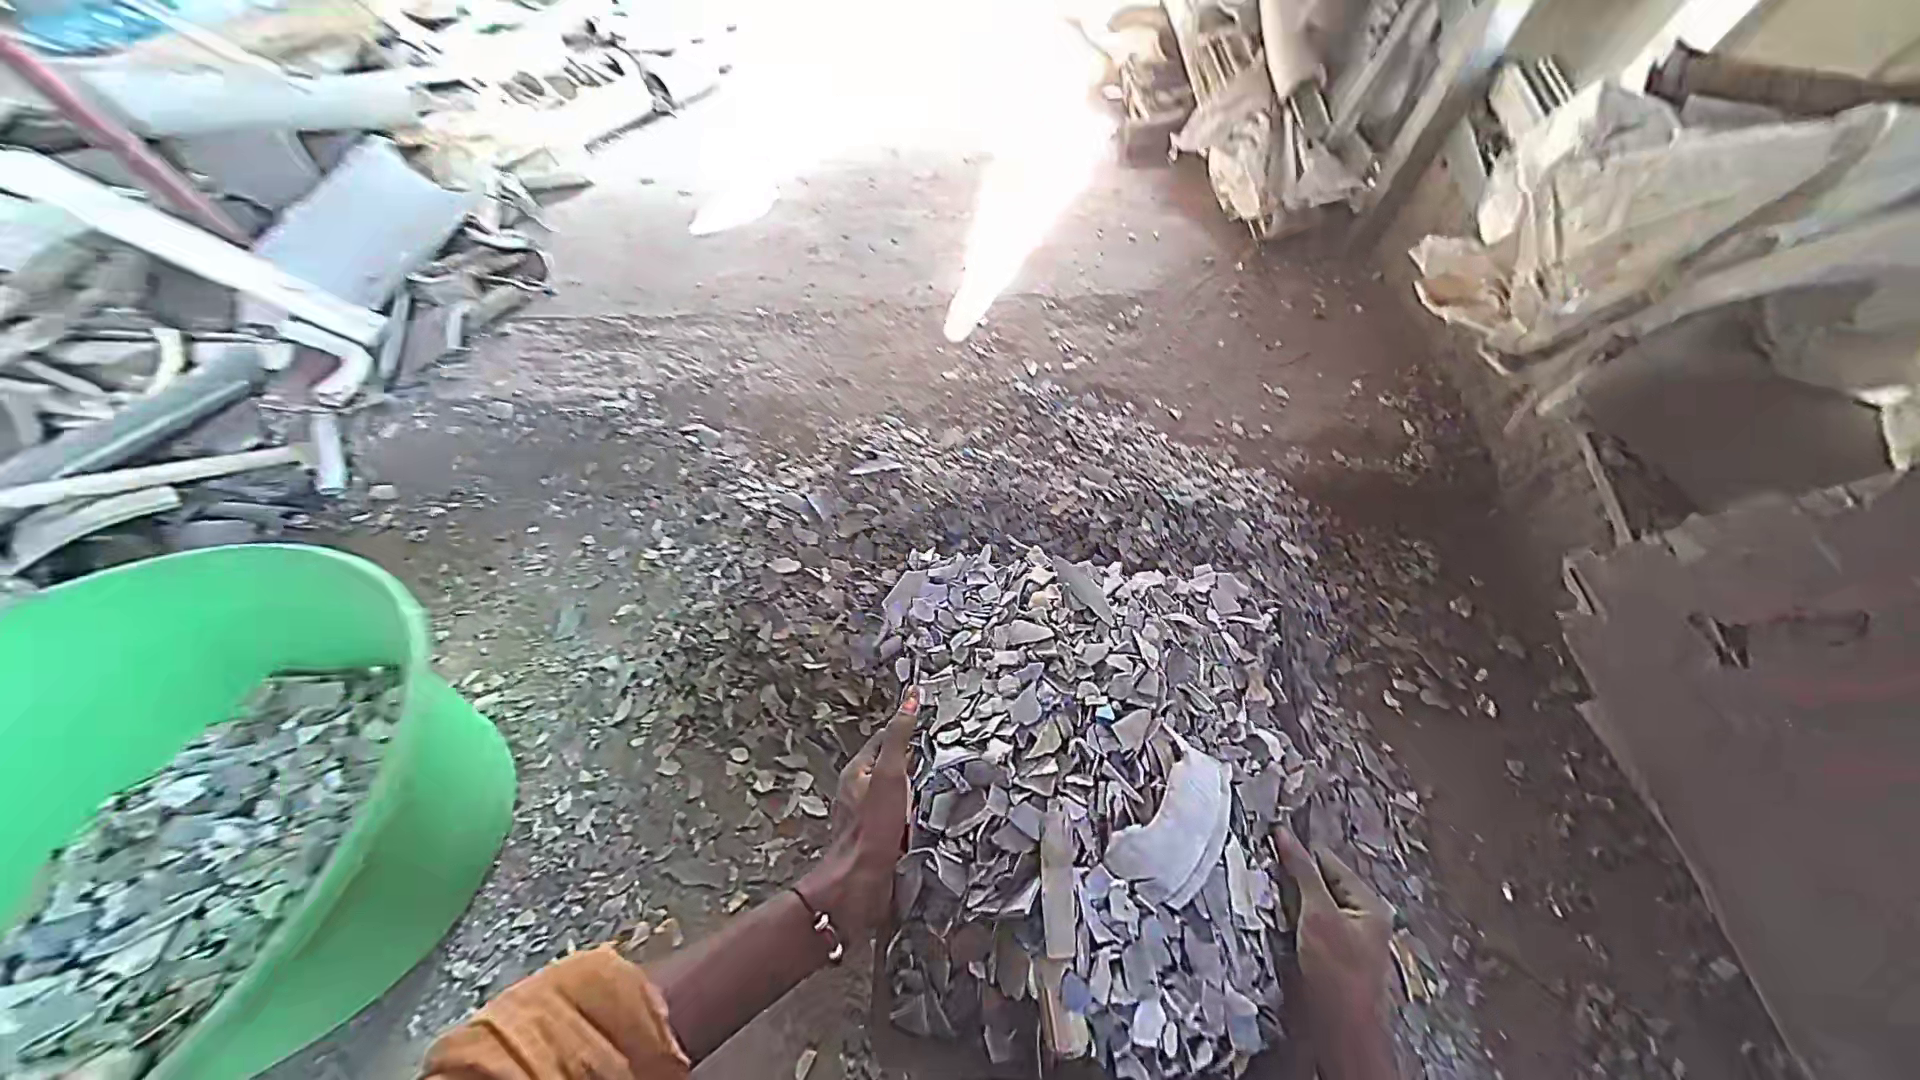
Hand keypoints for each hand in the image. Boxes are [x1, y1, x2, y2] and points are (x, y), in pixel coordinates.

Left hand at [798, 689, 919, 939]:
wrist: (859, 885)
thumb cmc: (871, 829)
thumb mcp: (891, 773)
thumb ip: (900, 736)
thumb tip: (910, 699)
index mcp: (857, 771)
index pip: (884, 738)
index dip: (905, 729)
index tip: (927, 722)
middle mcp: (859, 791)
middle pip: (890, 765)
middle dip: (914, 760)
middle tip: (940, 753)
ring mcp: (868, 816)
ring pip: (897, 792)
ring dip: (916, 789)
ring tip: (940, 784)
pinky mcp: (878, 838)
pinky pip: (901, 817)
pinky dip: (916, 813)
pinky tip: (929, 817)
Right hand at [1274, 827, 1397, 1079]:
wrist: (1340, 1032)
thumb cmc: (1337, 972)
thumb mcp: (1318, 914)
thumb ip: (1302, 871)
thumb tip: (1283, 833)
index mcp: (1368, 903)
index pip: (1326, 860)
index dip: (1297, 853)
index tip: (1265, 847)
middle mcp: (1358, 915)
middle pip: (1316, 879)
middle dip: (1289, 876)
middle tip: (1261, 872)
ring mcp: (1342, 934)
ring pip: (1305, 899)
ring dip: (1284, 896)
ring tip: (1262, 892)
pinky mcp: (1325, 950)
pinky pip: (1301, 919)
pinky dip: (1285, 914)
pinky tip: (1270, 915)